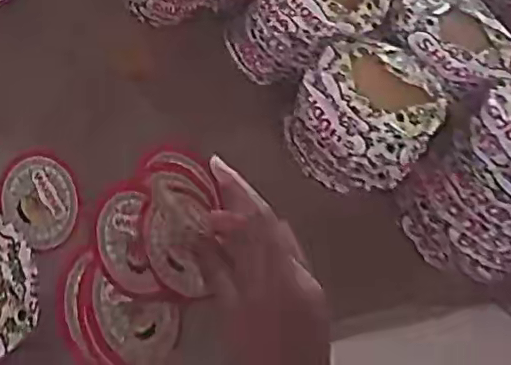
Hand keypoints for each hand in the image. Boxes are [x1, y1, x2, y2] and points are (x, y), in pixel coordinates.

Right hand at [194, 155, 328, 364]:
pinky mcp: (316, 300)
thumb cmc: (255, 358)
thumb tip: (194, 233)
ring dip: (251, 230)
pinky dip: (265, 250)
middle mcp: (300, 273)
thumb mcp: (228, 311)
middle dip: (239, 209)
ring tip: (220, 233)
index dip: (236, 186)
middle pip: (269, 224)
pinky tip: (244, 258)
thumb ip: (214, 266)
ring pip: (279, 240)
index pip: (257, 215)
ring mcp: (312, 286)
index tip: (215, 164)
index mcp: (277, 274)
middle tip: (210, 209)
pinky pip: (288, 259)